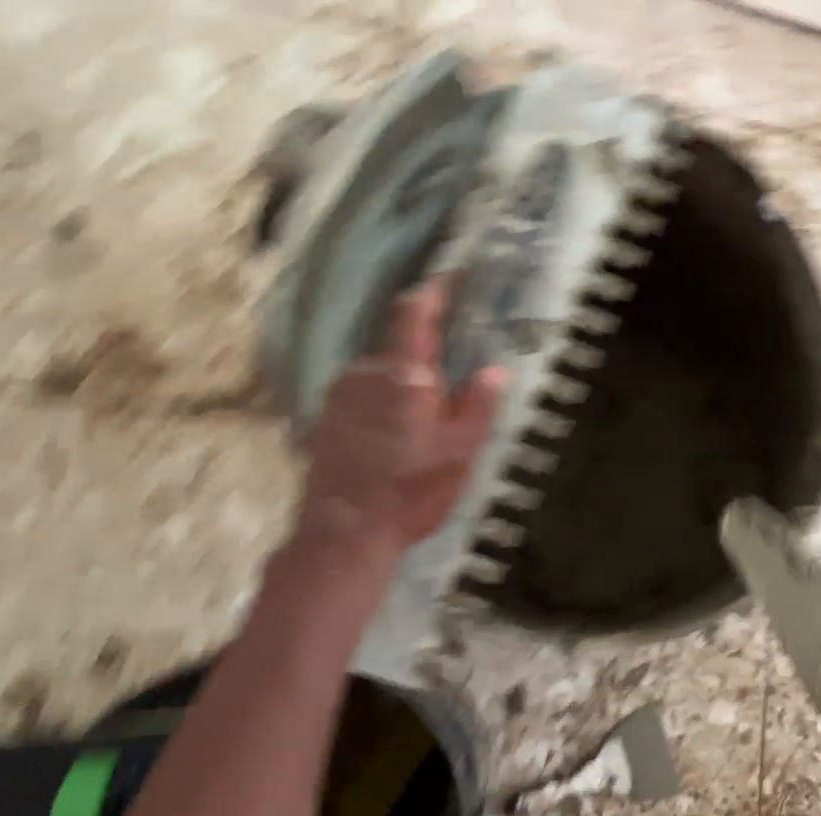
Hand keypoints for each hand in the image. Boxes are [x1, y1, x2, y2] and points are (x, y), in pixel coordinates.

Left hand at [297, 282, 503, 554]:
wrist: (346, 531)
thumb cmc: (412, 490)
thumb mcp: (462, 451)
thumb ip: (478, 405)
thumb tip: (494, 370)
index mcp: (402, 376)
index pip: (414, 315)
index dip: (432, 292)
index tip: (450, 278)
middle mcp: (364, 374)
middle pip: (400, 351)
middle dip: (426, 362)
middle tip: (453, 393)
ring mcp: (339, 396)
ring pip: (382, 377)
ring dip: (406, 389)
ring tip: (428, 428)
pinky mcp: (326, 420)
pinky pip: (365, 398)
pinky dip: (386, 408)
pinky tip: (399, 443)